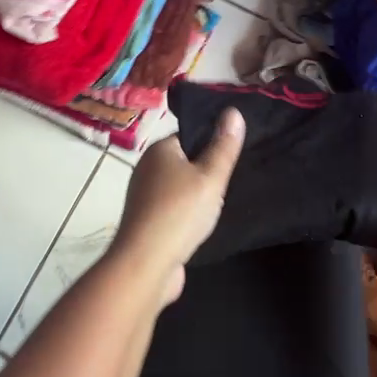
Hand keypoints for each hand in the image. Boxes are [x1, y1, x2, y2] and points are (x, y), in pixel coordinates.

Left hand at [110, 108, 245, 302]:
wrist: (145, 266)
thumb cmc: (179, 213)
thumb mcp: (211, 177)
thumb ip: (224, 146)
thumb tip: (233, 111)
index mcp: (159, 150)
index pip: (190, 134)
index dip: (212, 142)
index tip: (232, 156)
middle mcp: (146, 168)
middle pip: (185, 161)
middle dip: (206, 172)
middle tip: (228, 183)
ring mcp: (143, 197)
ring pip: (179, 188)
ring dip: (197, 196)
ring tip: (218, 206)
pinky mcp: (145, 223)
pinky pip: (172, 209)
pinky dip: (186, 215)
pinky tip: (202, 225)